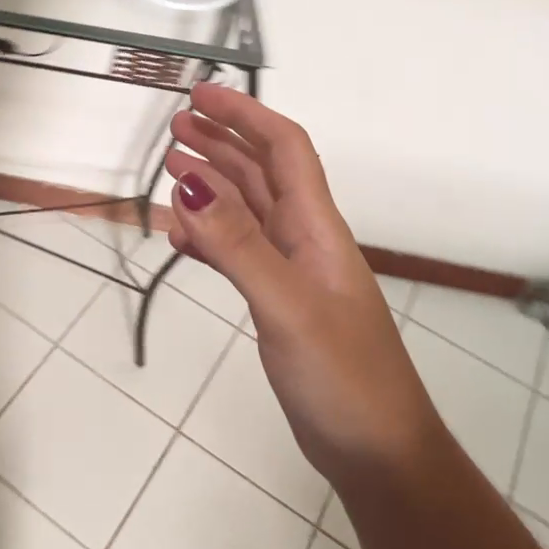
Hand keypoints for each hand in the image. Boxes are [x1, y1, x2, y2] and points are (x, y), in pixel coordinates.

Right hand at [167, 85, 437, 471]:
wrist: (378, 451)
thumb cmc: (343, 377)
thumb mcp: (287, 306)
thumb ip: (237, 245)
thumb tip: (188, 182)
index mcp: (317, 229)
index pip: (285, 151)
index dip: (245, 116)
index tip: (199, 96)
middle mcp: (306, 242)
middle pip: (262, 175)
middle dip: (222, 143)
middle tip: (174, 127)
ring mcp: (293, 275)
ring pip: (248, 213)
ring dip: (213, 186)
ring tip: (171, 169)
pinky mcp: (279, 306)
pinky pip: (239, 256)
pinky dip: (209, 240)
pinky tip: (181, 240)